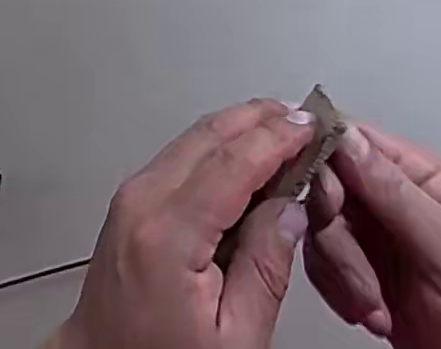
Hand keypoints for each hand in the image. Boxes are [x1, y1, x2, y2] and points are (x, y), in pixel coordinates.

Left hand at [46, 99, 319, 348]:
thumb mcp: (234, 341)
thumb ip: (265, 269)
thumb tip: (290, 208)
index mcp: (167, 234)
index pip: (230, 165)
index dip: (273, 138)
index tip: (308, 124)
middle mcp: (142, 199)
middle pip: (206, 136)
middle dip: (256, 118)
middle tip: (300, 114)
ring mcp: (132, 192)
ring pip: (191, 138)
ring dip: (238, 125)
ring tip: (281, 125)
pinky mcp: (132, 196)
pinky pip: (180, 155)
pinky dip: (217, 144)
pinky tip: (245, 150)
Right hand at [302, 125, 440, 348]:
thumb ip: (395, 191)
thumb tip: (344, 134)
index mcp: (422, 175)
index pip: (355, 136)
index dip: (328, 156)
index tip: (330, 198)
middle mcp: (390, 193)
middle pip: (327, 179)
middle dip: (333, 229)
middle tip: (355, 267)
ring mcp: (372, 228)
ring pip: (318, 220)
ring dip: (337, 267)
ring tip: (372, 305)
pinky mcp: (356, 262)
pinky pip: (318, 254)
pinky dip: (335, 286)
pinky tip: (370, 312)